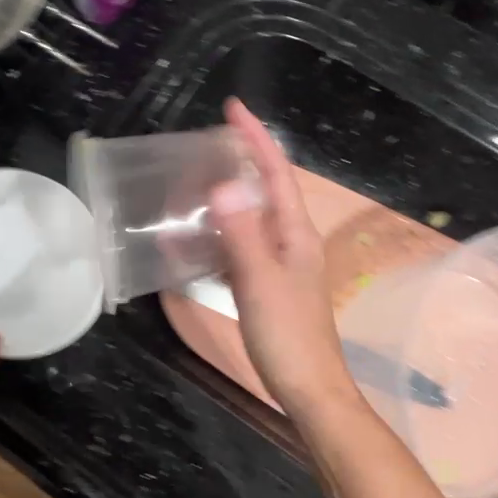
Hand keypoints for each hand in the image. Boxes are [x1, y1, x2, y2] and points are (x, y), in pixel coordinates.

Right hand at [210, 98, 352, 410]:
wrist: (308, 389)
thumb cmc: (288, 335)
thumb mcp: (260, 281)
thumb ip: (242, 233)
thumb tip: (222, 184)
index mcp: (295, 234)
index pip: (276, 173)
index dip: (256, 138)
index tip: (233, 108)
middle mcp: (291, 241)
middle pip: (264, 190)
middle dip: (239, 162)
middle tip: (202, 147)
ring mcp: (280, 264)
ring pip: (249, 220)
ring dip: (223, 201)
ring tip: (189, 190)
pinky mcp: (267, 286)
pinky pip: (238, 249)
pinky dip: (215, 239)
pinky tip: (190, 244)